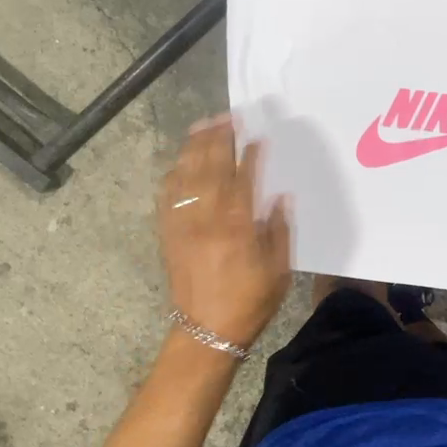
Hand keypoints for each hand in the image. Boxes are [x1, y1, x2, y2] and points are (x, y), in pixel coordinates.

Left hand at [159, 118, 291, 348]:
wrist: (206, 330)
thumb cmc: (250, 302)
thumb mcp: (278, 270)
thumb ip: (279, 229)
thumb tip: (279, 197)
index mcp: (237, 226)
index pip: (243, 176)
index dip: (249, 152)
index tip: (256, 134)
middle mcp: (206, 217)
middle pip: (209, 165)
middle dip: (218, 138)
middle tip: (227, 117)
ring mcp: (182, 223)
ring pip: (185, 174)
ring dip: (194, 146)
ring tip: (203, 126)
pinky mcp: (168, 232)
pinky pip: (167, 193)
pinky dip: (175, 172)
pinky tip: (182, 161)